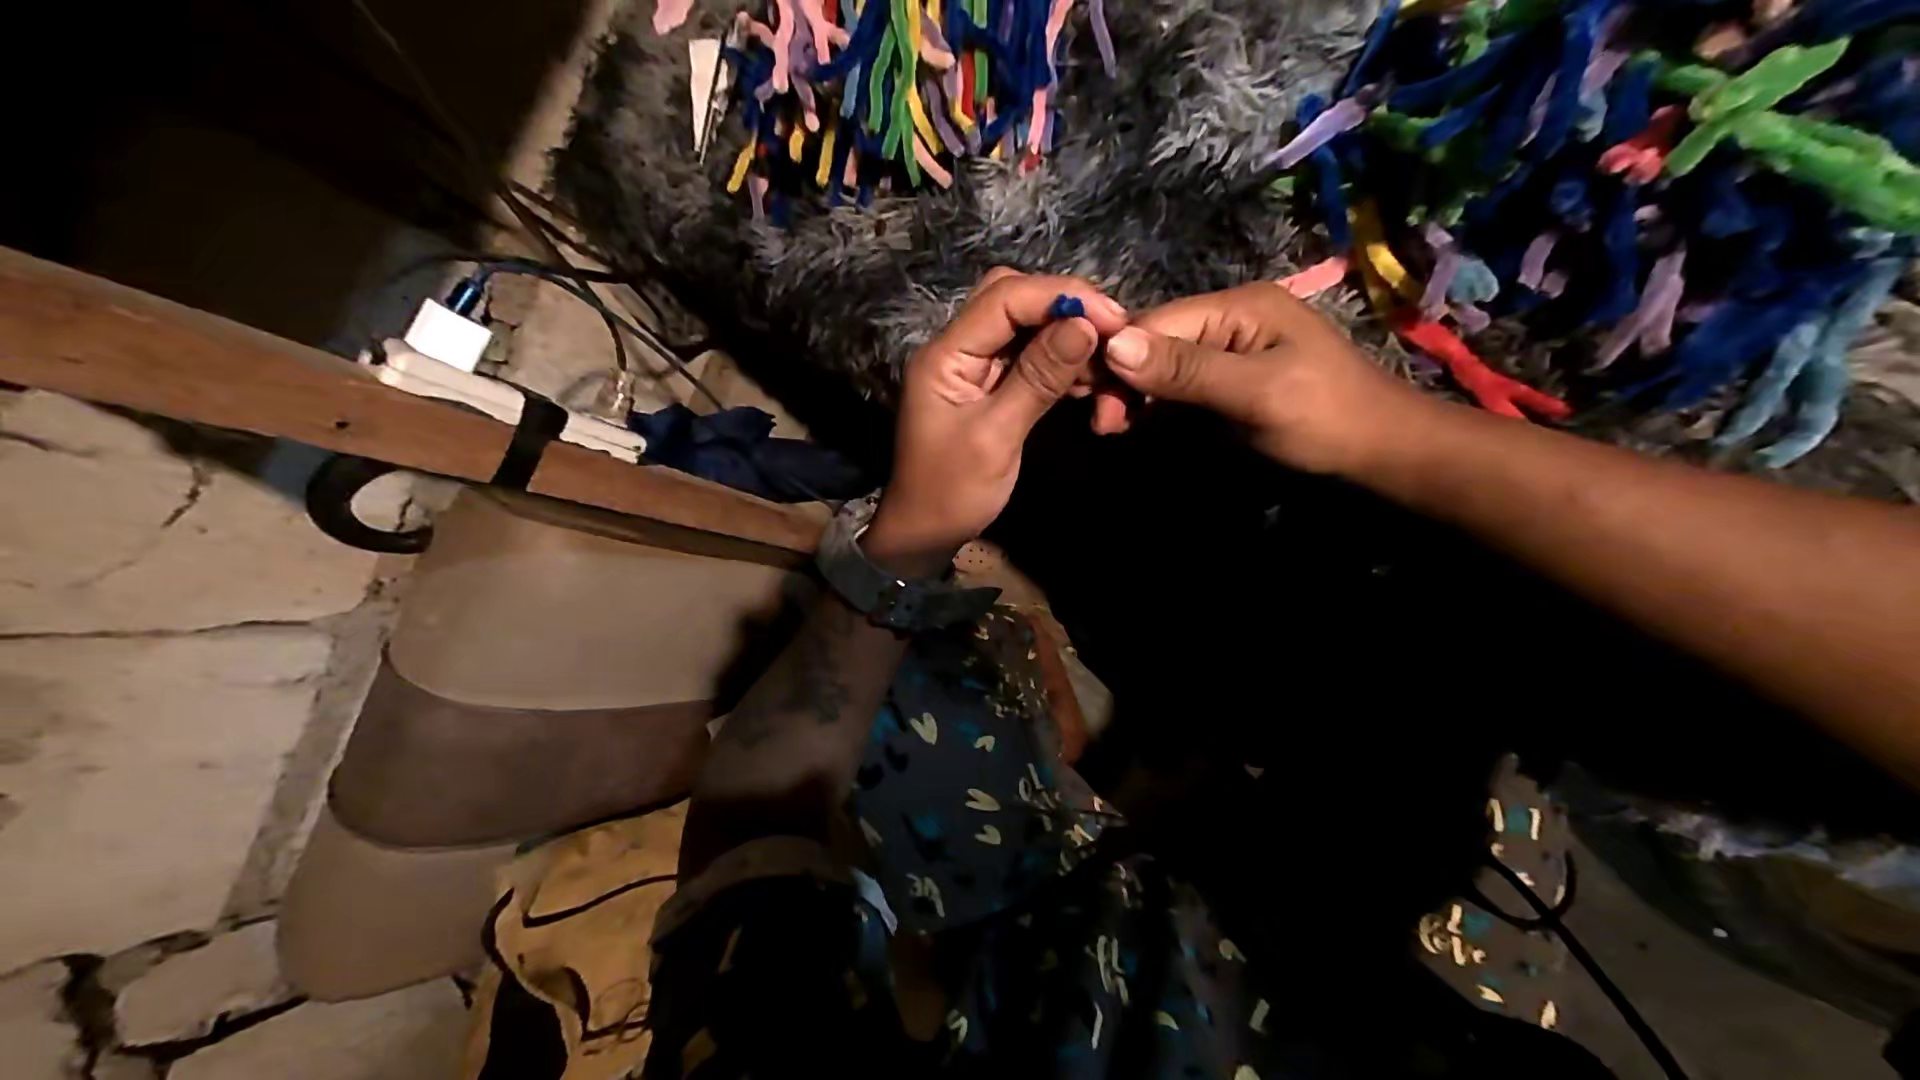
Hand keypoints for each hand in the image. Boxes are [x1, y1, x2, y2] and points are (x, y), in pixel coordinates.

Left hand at [864, 269, 1128, 569]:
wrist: (924, 533)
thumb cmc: (951, 492)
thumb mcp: (996, 437)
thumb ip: (1038, 378)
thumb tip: (1085, 326)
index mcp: (946, 355)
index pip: (1004, 298)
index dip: (1061, 298)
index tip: (1112, 320)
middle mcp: (958, 350)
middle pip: (1014, 300)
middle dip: (1065, 310)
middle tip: (1111, 336)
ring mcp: (973, 368)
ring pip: (1025, 328)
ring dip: (1068, 340)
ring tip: (1106, 368)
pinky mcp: (990, 388)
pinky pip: (1029, 359)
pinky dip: (1060, 364)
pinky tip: (1088, 384)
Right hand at [1095, 282, 1433, 476]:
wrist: (1379, 451)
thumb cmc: (1324, 417)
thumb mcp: (1254, 393)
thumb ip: (1186, 369)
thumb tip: (1112, 344)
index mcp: (1236, 305)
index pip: (1154, 322)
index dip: (1117, 357)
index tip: (1092, 402)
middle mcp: (1225, 318)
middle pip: (1152, 341)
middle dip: (1122, 379)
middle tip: (1105, 425)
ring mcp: (1225, 348)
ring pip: (1157, 365)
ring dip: (1132, 395)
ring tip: (1115, 428)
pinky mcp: (1224, 378)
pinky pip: (1174, 384)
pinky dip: (1151, 404)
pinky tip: (1136, 423)